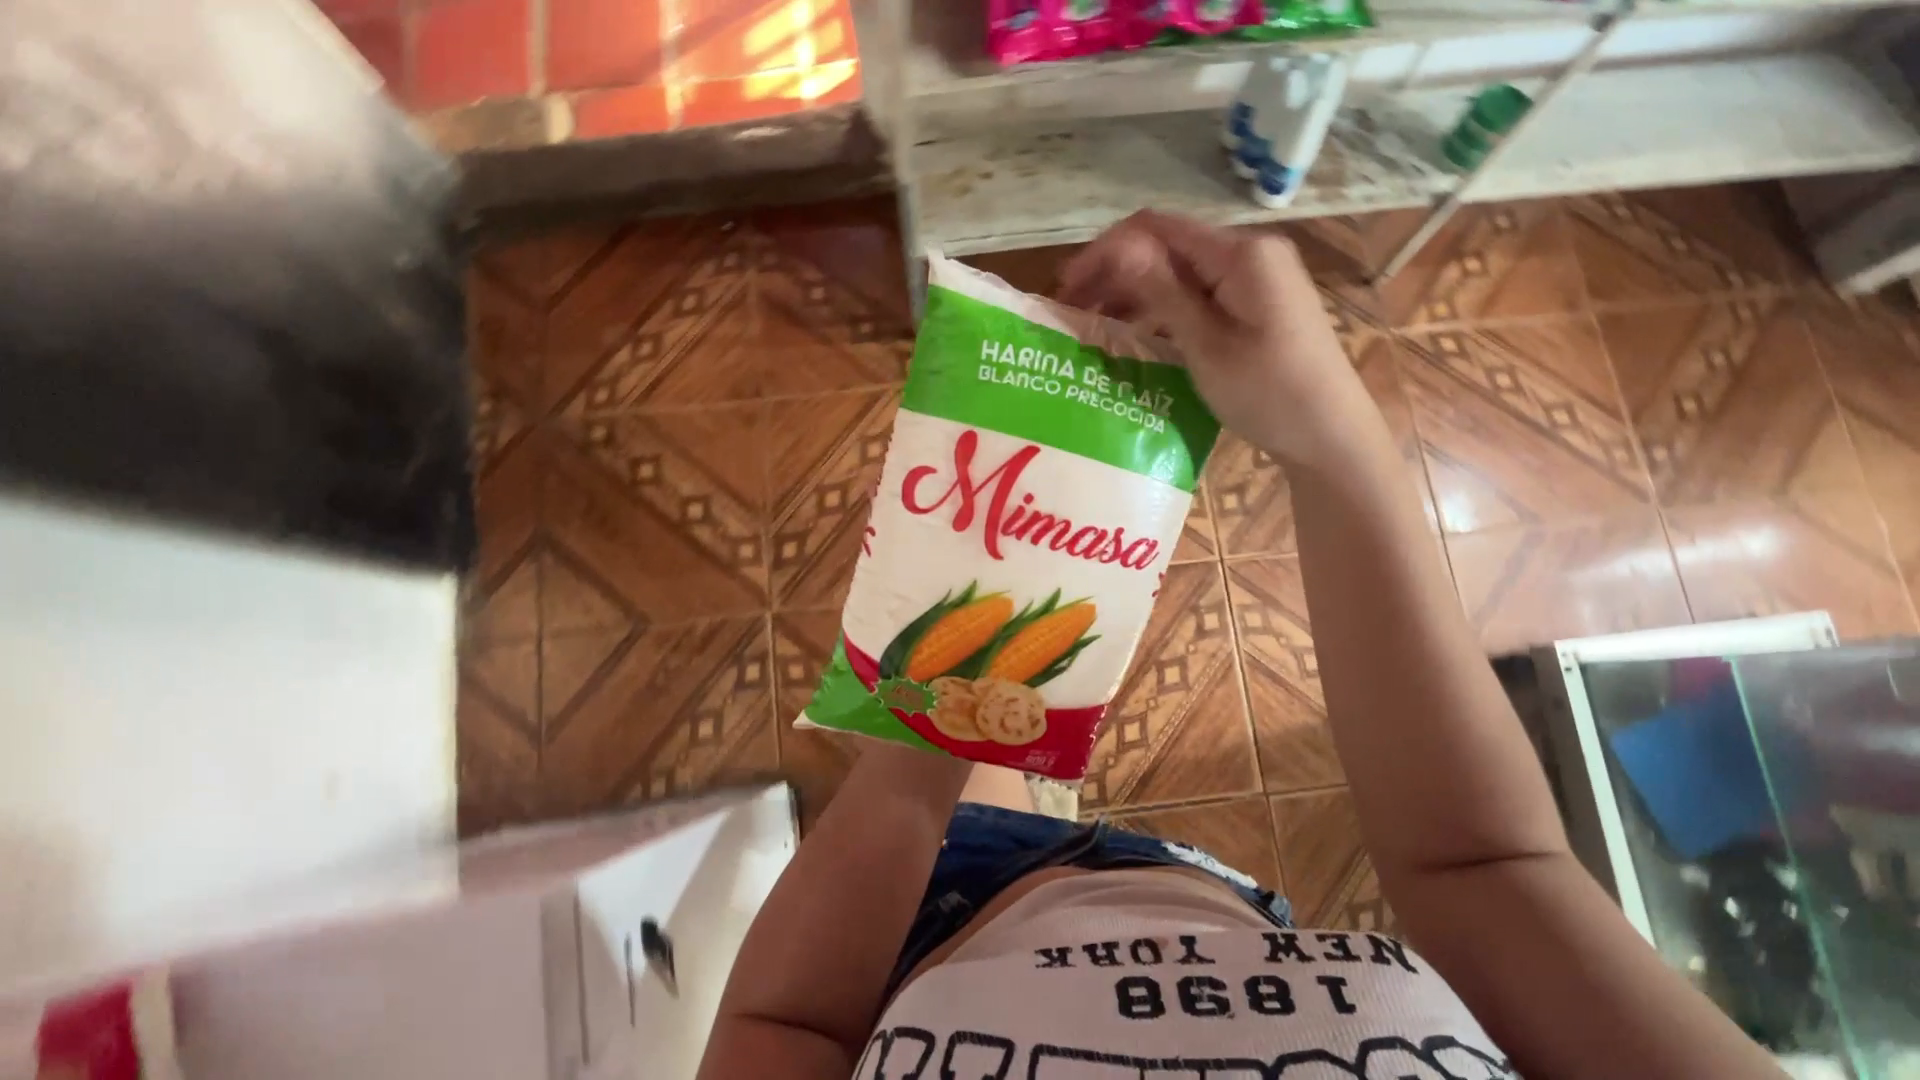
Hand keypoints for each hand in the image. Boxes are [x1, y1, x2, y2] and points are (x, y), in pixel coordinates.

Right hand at [1058, 211, 1388, 470]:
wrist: (1331, 436)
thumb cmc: (1269, 393)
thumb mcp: (1207, 344)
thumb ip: (1162, 290)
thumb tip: (1116, 246)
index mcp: (1240, 253)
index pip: (1155, 228)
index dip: (1105, 250)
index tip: (1066, 287)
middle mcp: (1249, 253)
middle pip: (1167, 247)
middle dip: (1115, 271)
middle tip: (1072, 310)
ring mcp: (1255, 280)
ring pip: (1180, 273)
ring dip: (1134, 292)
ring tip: (1094, 325)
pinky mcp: (1256, 305)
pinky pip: (1199, 295)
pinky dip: (1163, 309)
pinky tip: (1134, 335)